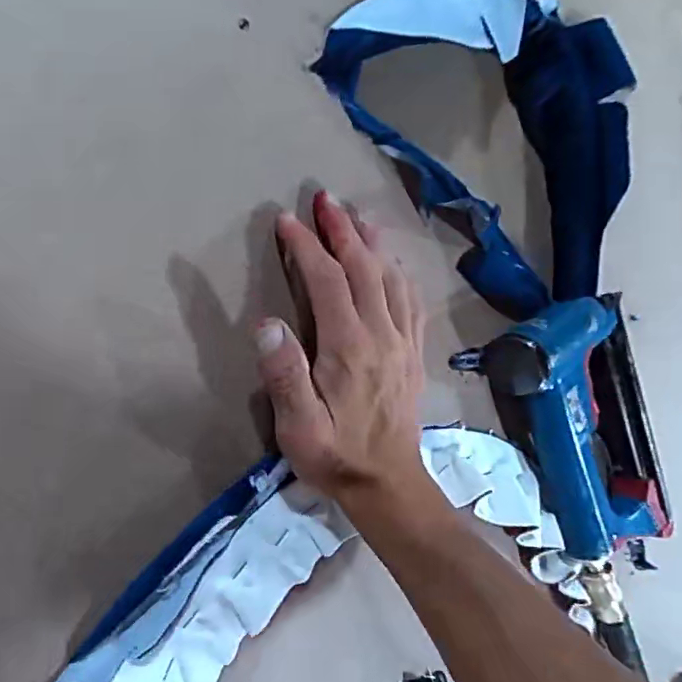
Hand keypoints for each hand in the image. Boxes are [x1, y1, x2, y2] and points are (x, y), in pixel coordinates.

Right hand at [257, 191, 436, 514]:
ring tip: (358, 217)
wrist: (388, 483)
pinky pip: (411, 302)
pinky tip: (393, 264)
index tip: (286, 220)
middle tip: (325, 198)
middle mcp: (381, 334)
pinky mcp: (413, 354)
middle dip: (342, 230)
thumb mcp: (299, 427)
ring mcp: (403, 342)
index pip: (327, 280)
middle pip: (364, 268)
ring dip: (373, 244)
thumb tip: (268, 323)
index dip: (307, 246)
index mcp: (349, 346)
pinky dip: (399, 273)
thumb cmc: (336, 456)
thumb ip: (284, 375)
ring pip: (392, 278)